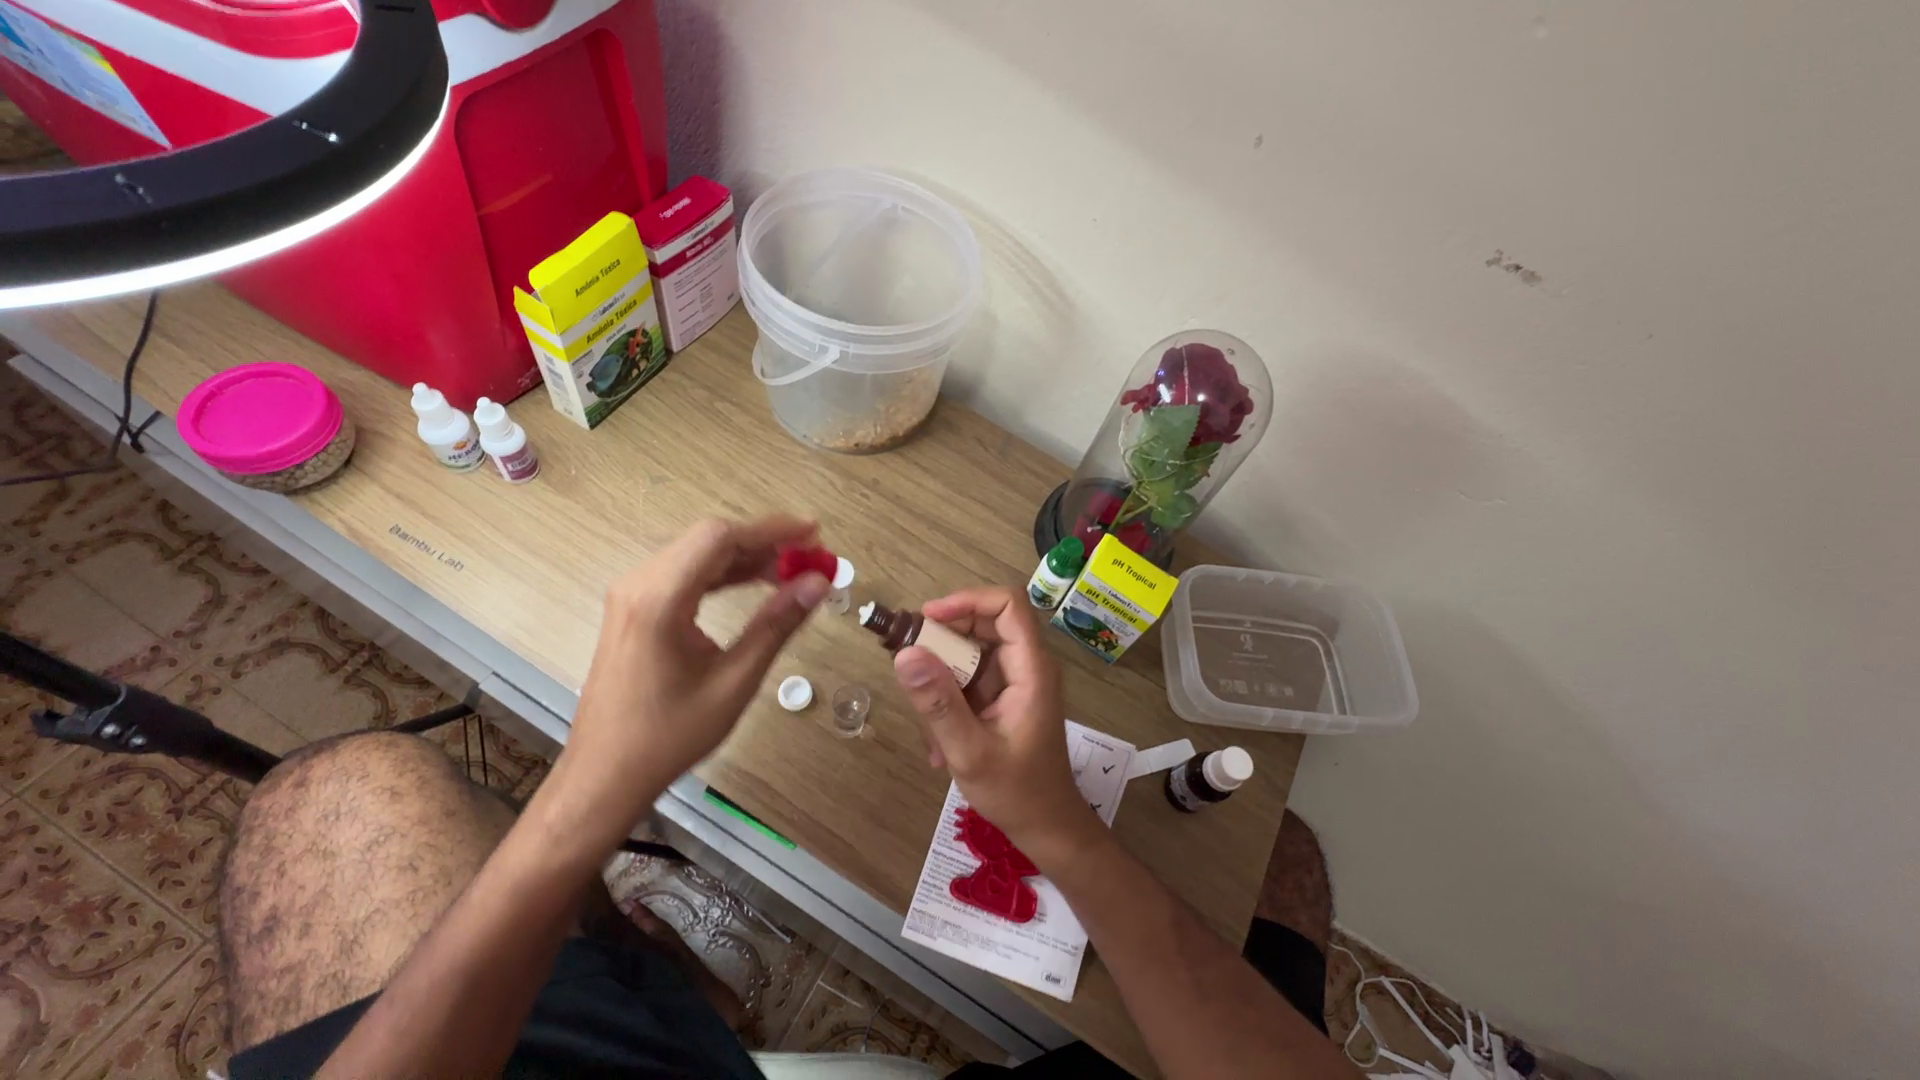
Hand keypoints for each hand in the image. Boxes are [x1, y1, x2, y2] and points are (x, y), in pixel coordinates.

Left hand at [561, 517, 829, 836]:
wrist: (605, 774)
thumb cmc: (670, 735)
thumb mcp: (734, 682)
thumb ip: (777, 625)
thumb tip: (818, 584)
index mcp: (659, 599)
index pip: (720, 538)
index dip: (772, 529)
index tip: (816, 535)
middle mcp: (639, 584)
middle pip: (708, 540)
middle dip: (764, 542)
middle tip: (811, 558)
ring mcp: (632, 595)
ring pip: (697, 554)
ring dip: (745, 557)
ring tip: (792, 572)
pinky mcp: (633, 608)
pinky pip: (683, 574)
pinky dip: (722, 573)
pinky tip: (754, 584)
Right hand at [891, 587, 1102, 858]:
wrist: (1047, 827)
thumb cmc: (1016, 792)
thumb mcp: (969, 752)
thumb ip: (938, 703)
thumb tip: (905, 654)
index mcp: (1031, 670)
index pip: (1008, 605)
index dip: (967, 600)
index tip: (927, 618)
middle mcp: (1028, 666)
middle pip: (986, 623)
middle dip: (944, 639)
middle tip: (908, 662)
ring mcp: (1017, 682)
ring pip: (973, 653)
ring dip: (942, 676)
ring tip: (925, 720)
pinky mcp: (1005, 698)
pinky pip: (971, 680)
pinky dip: (949, 699)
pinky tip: (938, 742)